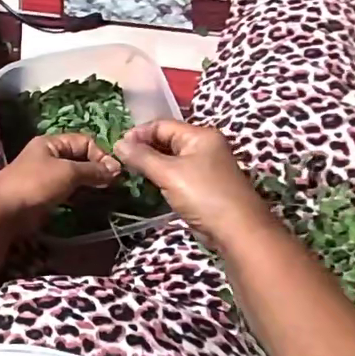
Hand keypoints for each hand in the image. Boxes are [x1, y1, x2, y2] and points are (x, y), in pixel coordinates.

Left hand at [0, 133, 120, 229]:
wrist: (6, 210)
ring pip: (74, 175)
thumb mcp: (68, 172)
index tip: (115, 172)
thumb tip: (116, 169)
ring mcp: (45, 175)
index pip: (84, 141)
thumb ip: (93, 170)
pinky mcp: (44, 194)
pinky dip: (79, 194)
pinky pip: (67, 190)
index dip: (101, 154)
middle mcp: (48, 156)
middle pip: (80, 158)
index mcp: (50, 143)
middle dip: (97, 169)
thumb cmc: (36, 184)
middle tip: (113, 184)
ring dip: (90, 183)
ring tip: (105, 193)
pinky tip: (89, 201)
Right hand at [113, 121, 266, 233]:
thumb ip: (141, 156)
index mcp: (199, 135)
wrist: (237, 230)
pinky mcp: (202, 184)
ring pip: (169, 158)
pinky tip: (147, 183)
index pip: (161, 125)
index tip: (117, 147)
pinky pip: (175, 173)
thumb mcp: (168, 173)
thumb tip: (118, 144)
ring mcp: (204, 166)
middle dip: (142, 148)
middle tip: (120, 161)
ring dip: (150, 163)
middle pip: (165, 140)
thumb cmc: (203, 195)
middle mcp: (203, 146)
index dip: (138, 134)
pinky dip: (160, 176)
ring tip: (130, 172)